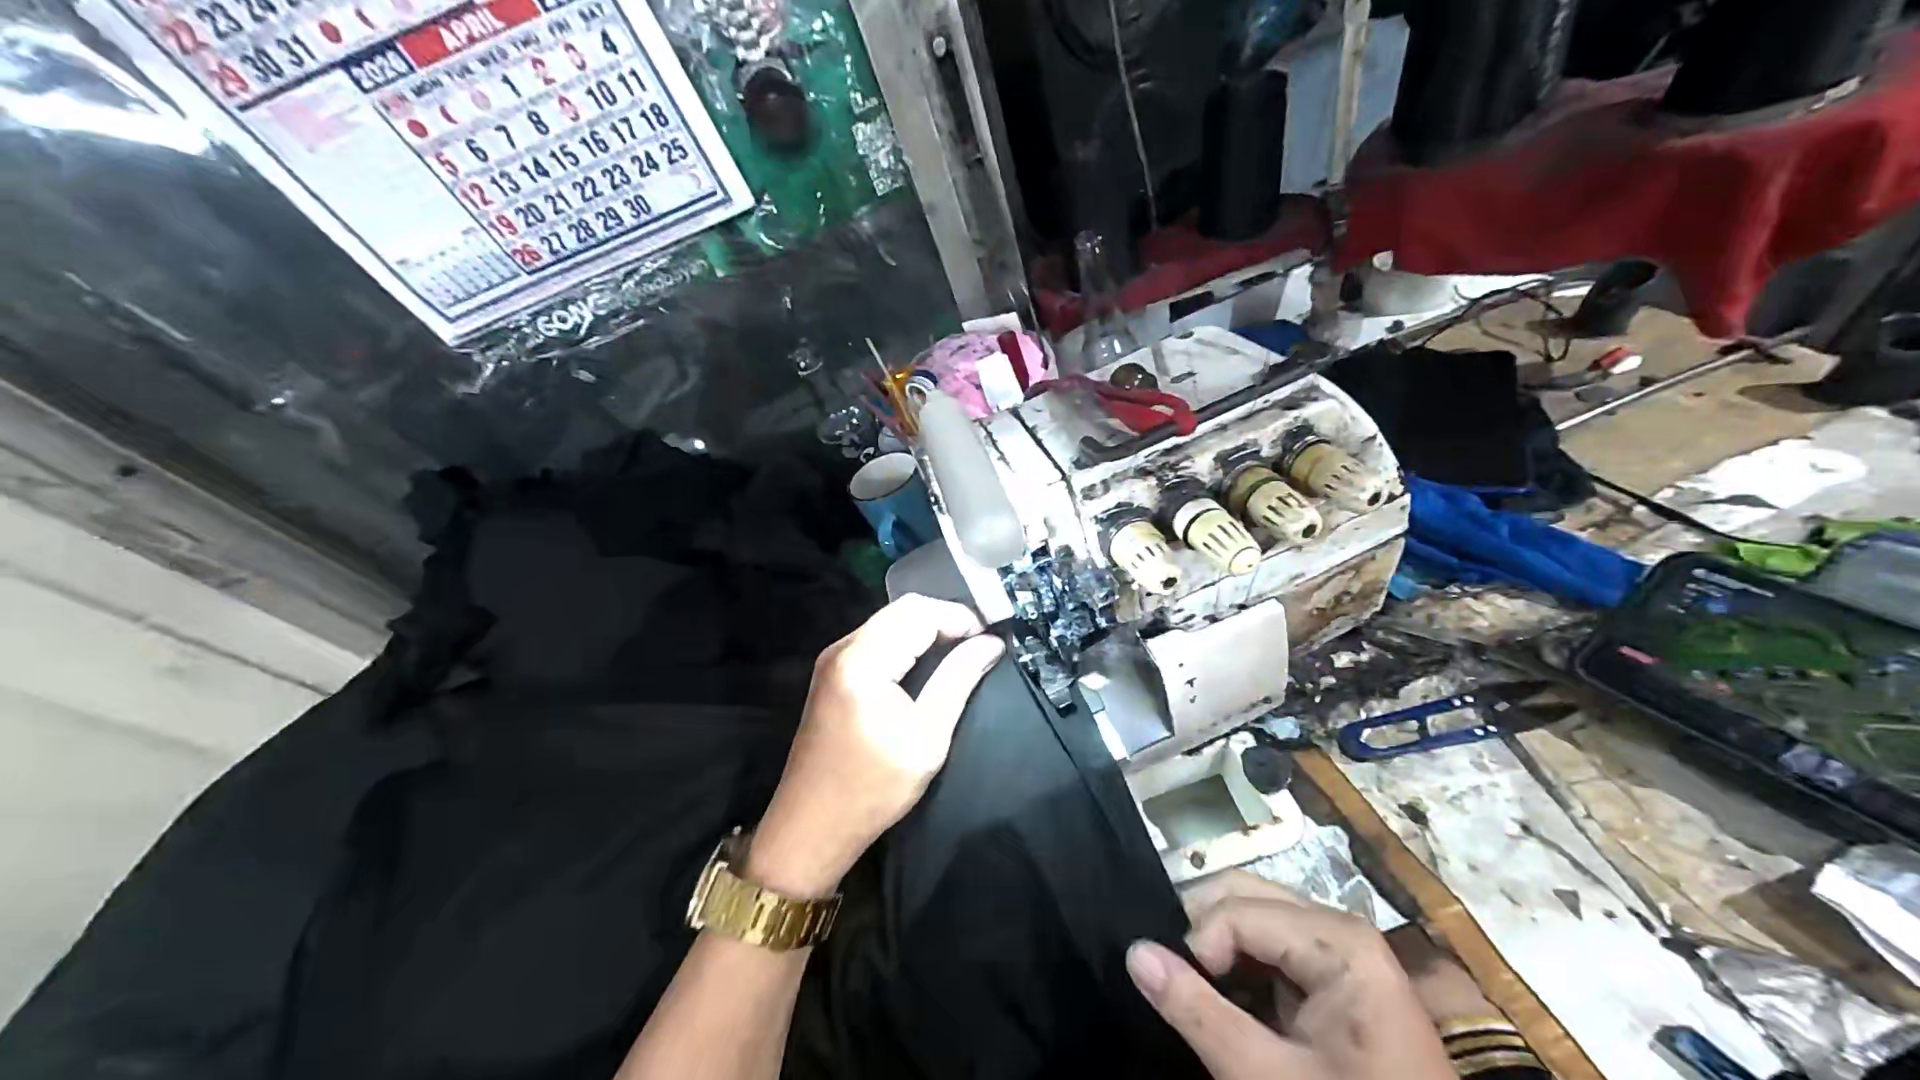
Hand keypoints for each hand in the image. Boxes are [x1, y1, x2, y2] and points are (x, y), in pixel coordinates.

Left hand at [746, 594, 1004, 898]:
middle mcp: (842, 648)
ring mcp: (833, 659)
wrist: (810, 826)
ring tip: (962, 650)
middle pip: (902, 609)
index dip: (959, 617)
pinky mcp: (833, 673)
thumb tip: (991, 643)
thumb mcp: (927, 738)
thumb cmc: (872, 789)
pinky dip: (907, 641)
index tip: (991, 637)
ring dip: (927, 628)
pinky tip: (929, 662)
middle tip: (981, 642)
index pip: (918, 612)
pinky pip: (877, 639)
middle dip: (945, 618)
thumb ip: (958, 681)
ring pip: (889, 620)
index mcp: (862, 660)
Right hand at [1126, 871, 1452, 1079]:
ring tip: (1200, 995)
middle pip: (1244, 895)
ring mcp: (1341, 948)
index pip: (1235, 910)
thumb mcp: (1267, 1078)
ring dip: (1218, 950)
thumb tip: (1133, 952)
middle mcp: (1339, 926)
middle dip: (1201, 932)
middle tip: (1177, 982)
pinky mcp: (1336, 974)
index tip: (1183, 1000)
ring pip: (1253, 916)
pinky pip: (1271, 946)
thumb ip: (1197, 1011)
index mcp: (1337, 939)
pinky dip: (1240, 967)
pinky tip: (1229, 1003)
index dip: (1197, 947)